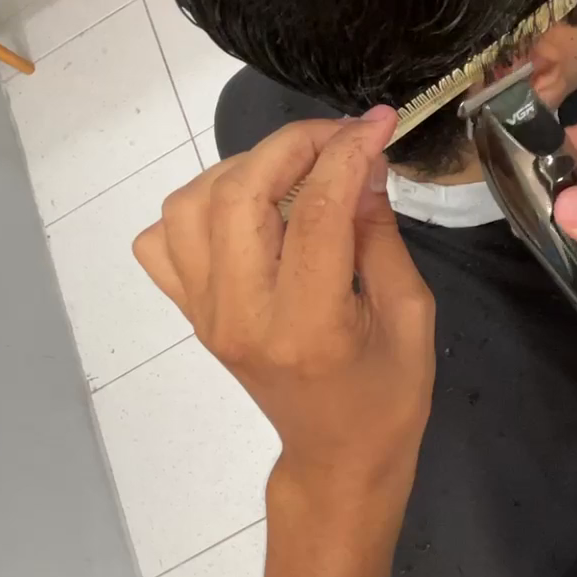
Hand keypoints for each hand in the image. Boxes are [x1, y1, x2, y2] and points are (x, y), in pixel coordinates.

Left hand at [133, 109, 435, 490]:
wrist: (337, 454)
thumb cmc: (389, 393)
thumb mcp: (412, 313)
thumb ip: (381, 237)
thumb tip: (364, 168)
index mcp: (310, 324)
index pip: (317, 212)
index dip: (349, 153)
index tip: (379, 122)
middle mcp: (241, 315)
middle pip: (241, 195)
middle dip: (294, 144)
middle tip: (341, 133)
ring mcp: (205, 314)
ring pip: (192, 206)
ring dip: (246, 167)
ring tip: (299, 166)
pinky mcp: (191, 314)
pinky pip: (165, 240)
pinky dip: (201, 205)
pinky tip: (250, 208)